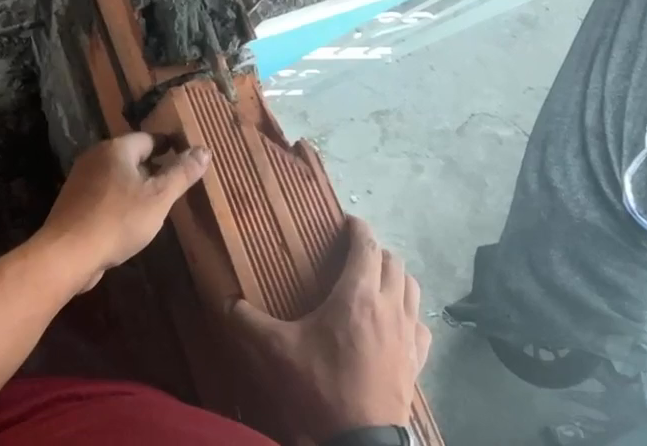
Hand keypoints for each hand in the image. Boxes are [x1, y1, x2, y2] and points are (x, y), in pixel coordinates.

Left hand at [32, 132, 209, 291]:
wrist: (69, 251)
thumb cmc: (118, 219)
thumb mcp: (159, 197)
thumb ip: (182, 173)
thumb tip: (205, 149)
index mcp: (116, 148)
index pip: (148, 138)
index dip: (168, 146)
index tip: (184, 155)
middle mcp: (96, 156)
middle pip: (130, 155)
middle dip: (152, 166)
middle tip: (174, 180)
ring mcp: (81, 178)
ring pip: (116, 174)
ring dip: (135, 184)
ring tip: (156, 201)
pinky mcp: (74, 201)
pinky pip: (104, 192)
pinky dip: (120, 199)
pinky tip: (129, 218)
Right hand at [226, 216, 430, 440]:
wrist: (360, 441)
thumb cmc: (320, 387)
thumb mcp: (276, 352)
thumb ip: (248, 321)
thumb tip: (225, 300)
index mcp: (357, 295)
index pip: (367, 245)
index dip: (357, 228)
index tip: (345, 222)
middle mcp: (389, 306)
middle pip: (393, 261)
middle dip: (374, 250)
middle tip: (352, 253)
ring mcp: (408, 334)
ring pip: (412, 287)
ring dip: (394, 276)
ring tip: (374, 281)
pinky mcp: (418, 360)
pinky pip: (421, 323)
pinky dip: (409, 312)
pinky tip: (395, 322)